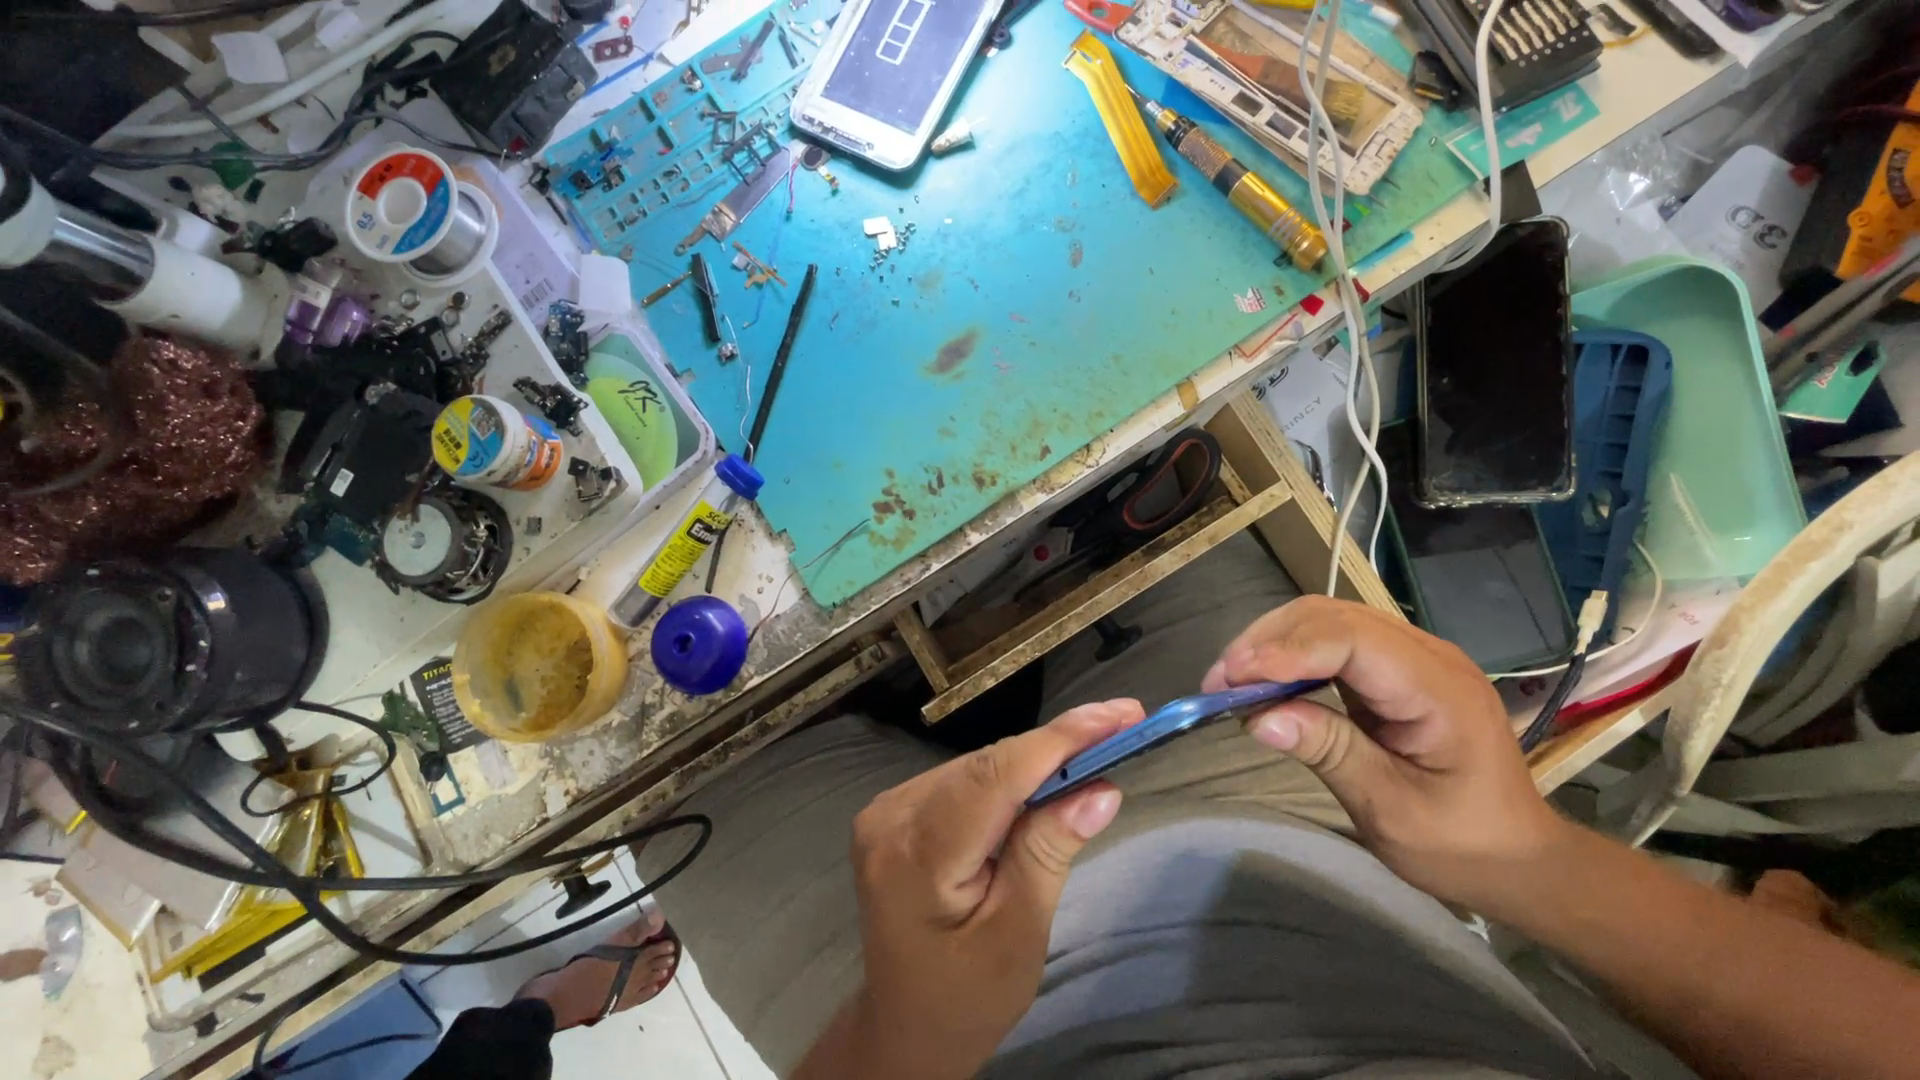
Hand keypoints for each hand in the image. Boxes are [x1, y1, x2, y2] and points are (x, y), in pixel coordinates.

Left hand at [796, 701, 1140, 1079]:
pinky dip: (1008, 777)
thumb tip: (1099, 789)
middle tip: (1123, 724)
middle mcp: (890, 818)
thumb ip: (1049, 852)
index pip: (995, 777)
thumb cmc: (967, 996)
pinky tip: (1046, 779)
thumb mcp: (1018, 935)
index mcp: (916, 855)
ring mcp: (886, 812)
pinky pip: (962, 781)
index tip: (1120, 714)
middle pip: (986, 765)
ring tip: (1096, 748)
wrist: (905, 1026)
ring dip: (1036, 760)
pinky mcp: (894, 814)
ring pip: (977, 766)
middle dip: (1057, 745)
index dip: (1060, 740)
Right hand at [1202, 596, 1573, 911]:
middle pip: (1332, 615)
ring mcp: (1412, 657)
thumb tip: (1258, 718)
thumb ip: (1330, 753)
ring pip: (1327, 618)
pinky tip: (1265, 681)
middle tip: (1218, 684)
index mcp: (1439, 690)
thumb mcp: (1391, 810)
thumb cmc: (1461, 844)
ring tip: (1231, 682)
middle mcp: (1427, 656)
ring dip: (1273, 642)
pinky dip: (1290, 654)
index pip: (1350, 640)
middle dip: (1268, 640)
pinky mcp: (1394, 668)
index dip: (1285, 650)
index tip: (1230, 681)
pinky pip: (1333, 639)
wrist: (1516, 856)